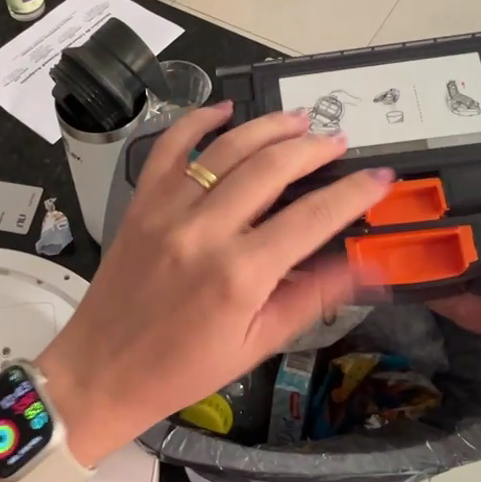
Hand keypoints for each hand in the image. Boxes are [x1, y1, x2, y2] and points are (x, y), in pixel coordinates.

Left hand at [37, 103, 394, 462]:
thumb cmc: (183, 369)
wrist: (102, 371)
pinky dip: (197, 121)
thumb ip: (309, 298)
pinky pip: (170, 147)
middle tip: (338, 141)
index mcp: (240, 275)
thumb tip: (361, 266)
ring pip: (226, 148)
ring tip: (299, 119)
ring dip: (267, 127)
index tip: (378, 178)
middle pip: (271, 167)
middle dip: (314, 147)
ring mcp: (167, 211)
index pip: (311, 218)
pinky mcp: (141, 203)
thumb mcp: (257, 345)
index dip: (352, 193)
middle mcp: (204, 233)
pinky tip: (224, 110)